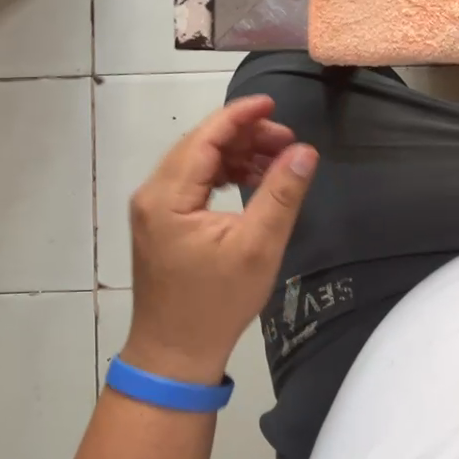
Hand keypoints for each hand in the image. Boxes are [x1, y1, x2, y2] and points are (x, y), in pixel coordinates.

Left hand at [121, 95, 316, 384]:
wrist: (175, 354)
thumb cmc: (216, 302)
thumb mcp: (258, 247)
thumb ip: (282, 194)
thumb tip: (305, 151)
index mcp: (168, 196)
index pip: (205, 138)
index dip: (240, 115)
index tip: (275, 104)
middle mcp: (153, 194)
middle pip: (200, 144)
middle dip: (245, 134)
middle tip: (288, 141)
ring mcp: (155, 208)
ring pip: (199, 160)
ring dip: (238, 153)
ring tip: (278, 160)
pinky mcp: (163, 221)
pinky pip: (196, 180)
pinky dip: (226, 172)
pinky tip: (254, 179)